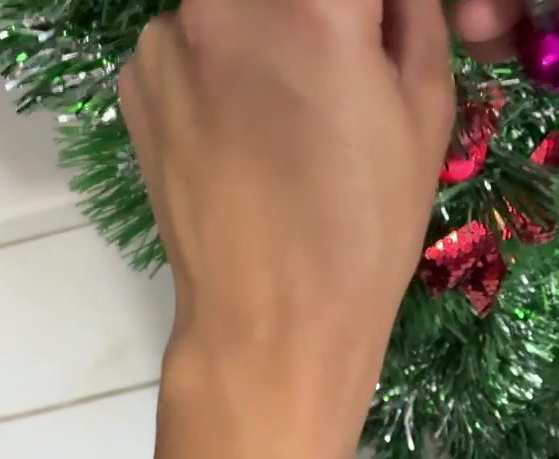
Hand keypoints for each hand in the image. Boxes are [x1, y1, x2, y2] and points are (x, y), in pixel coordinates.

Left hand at [120, 0, 453, 453]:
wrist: (273, 325)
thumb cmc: (365, 237)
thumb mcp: (425, 123)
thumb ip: (413, 20)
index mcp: (316, 3)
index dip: (364, 9)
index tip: (371, 34)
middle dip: (316, 14)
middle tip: (333, 77)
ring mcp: (166, 33)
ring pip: (233, 3)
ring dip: (263, 31)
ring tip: (283, 120)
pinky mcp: (134, 78)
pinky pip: (188, 43)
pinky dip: (218, 70)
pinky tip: (239, 141)